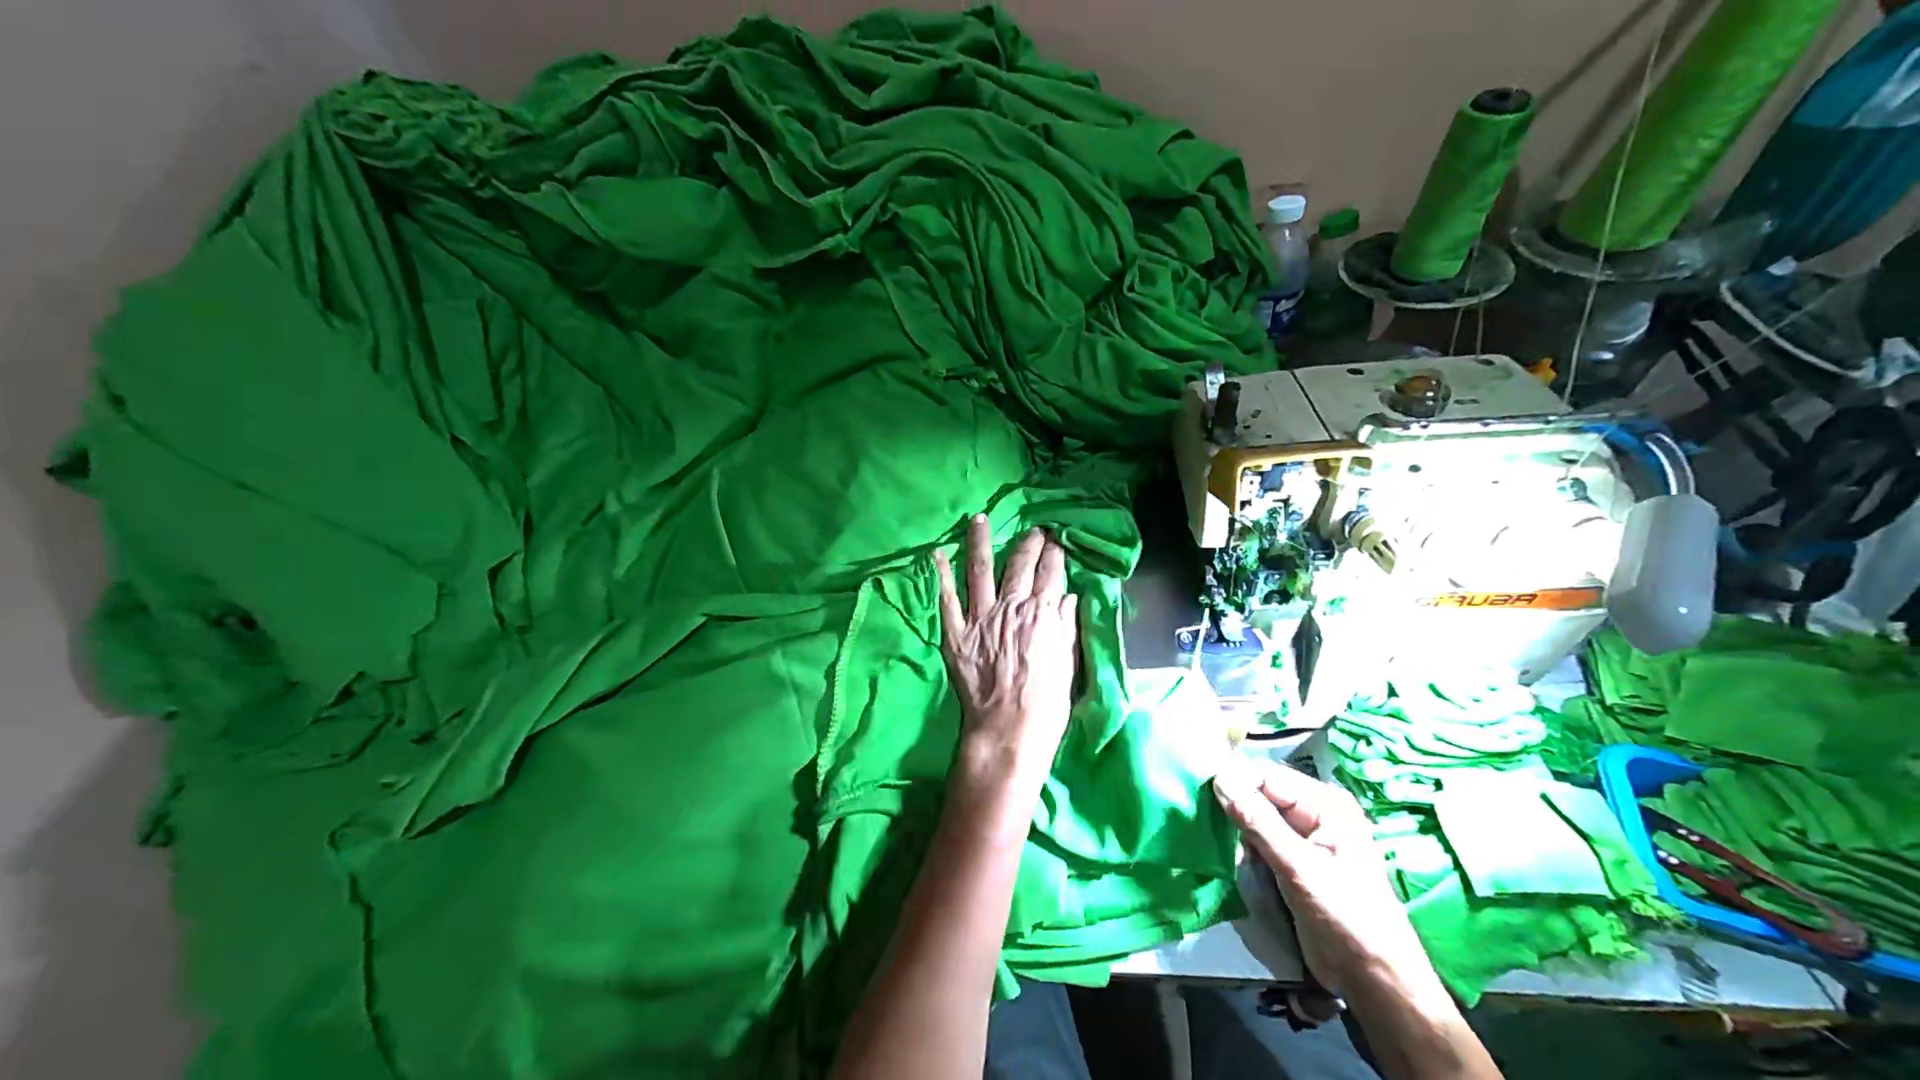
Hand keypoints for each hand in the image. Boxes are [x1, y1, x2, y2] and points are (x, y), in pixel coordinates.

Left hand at [933, 515, 1079, 794]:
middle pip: (1020, 564)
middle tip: (1033, 530)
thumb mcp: (1068, 664)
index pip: (1051, 573)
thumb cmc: (1046, 705)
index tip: (1056, 542)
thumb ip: (1066, 626)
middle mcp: (1011, 607)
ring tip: (979, 519)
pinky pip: (947, 599)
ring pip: (980, 569)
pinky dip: (942, 575)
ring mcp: (980, 618)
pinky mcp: (955, 633)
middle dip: (1028, 543)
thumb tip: (1070, 597)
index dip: (1054, 554)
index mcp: (1043, 614)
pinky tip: (937, 553)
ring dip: (980, 541)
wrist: (1007, 731)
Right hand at [1212, 760, 1447, 1006]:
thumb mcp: (1298, 867)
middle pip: (1259, 793)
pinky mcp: (1290, 860)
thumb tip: (1219, 779)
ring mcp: (1302, 837)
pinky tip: (1227, 855)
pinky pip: (1256, 839)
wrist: (1372, 979)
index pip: (1266, 775)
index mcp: (1326, 803)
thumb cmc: (1345, 918)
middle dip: (1232, 806)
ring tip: (1213, 840)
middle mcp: (1314, 812)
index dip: (1233, 783)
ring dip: (1233, 828)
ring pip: (1254, 816)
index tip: (1200, 797)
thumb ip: (1258, 822)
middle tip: (1203, 821)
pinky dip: (1240, 846)